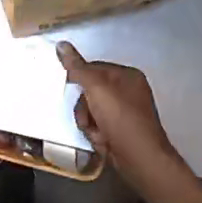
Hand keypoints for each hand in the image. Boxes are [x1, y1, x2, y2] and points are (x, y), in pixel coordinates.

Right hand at [57, 42, 186, 189]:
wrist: (140, 158)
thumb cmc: (120, 118)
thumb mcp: (96, 88)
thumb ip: (77, 68)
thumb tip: (61, 43)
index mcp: (127, 75)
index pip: (94, 68)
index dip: (80, 79)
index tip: (71, 90)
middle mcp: (128, 91)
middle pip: (91, 91)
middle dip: (85, 107)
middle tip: (88, 117)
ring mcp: (125, 113)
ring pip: (92, 111)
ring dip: (89, 123)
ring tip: (97, 133)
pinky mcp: (121, 131)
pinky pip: (98, 126)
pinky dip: (97, 134)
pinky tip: (102, 141)